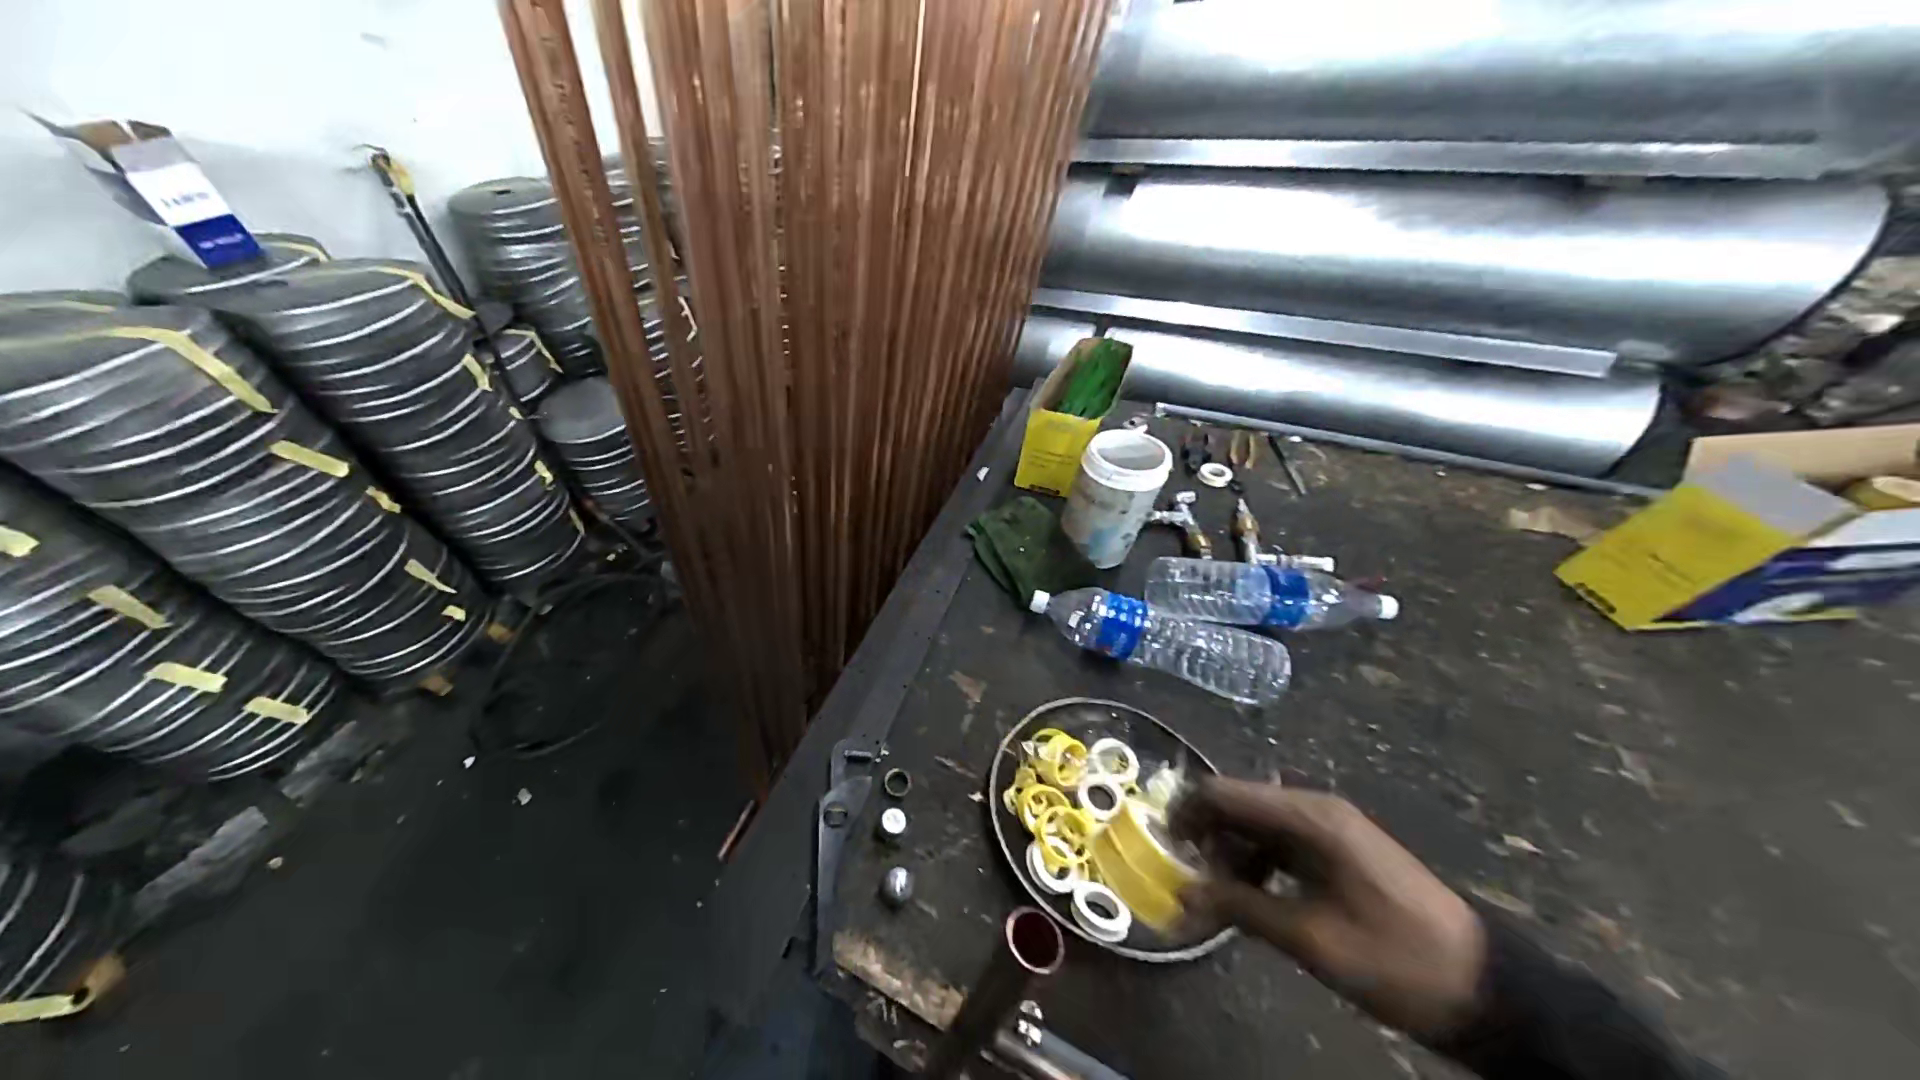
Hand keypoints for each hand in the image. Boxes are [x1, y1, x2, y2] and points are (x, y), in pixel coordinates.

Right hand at [1172, 777, 1485, 1038]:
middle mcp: (1314, 809)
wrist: (1486, 989)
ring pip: (1256, 826)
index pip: (1225, 793)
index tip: (1162, 847)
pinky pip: (1280, 845)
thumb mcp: (1312, 938)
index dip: (1187, 813)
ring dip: (1229, 854)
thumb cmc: (1395, 957)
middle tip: (1188, 880)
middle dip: (1206, 838)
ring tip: (1216, 896)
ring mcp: (1329, 830)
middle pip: (1238, 805)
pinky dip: (1256, 865)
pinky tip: (1250, 897)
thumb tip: (1182, 892)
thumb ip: (1241, 907)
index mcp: (1308, 816)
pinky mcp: (1338, 853)